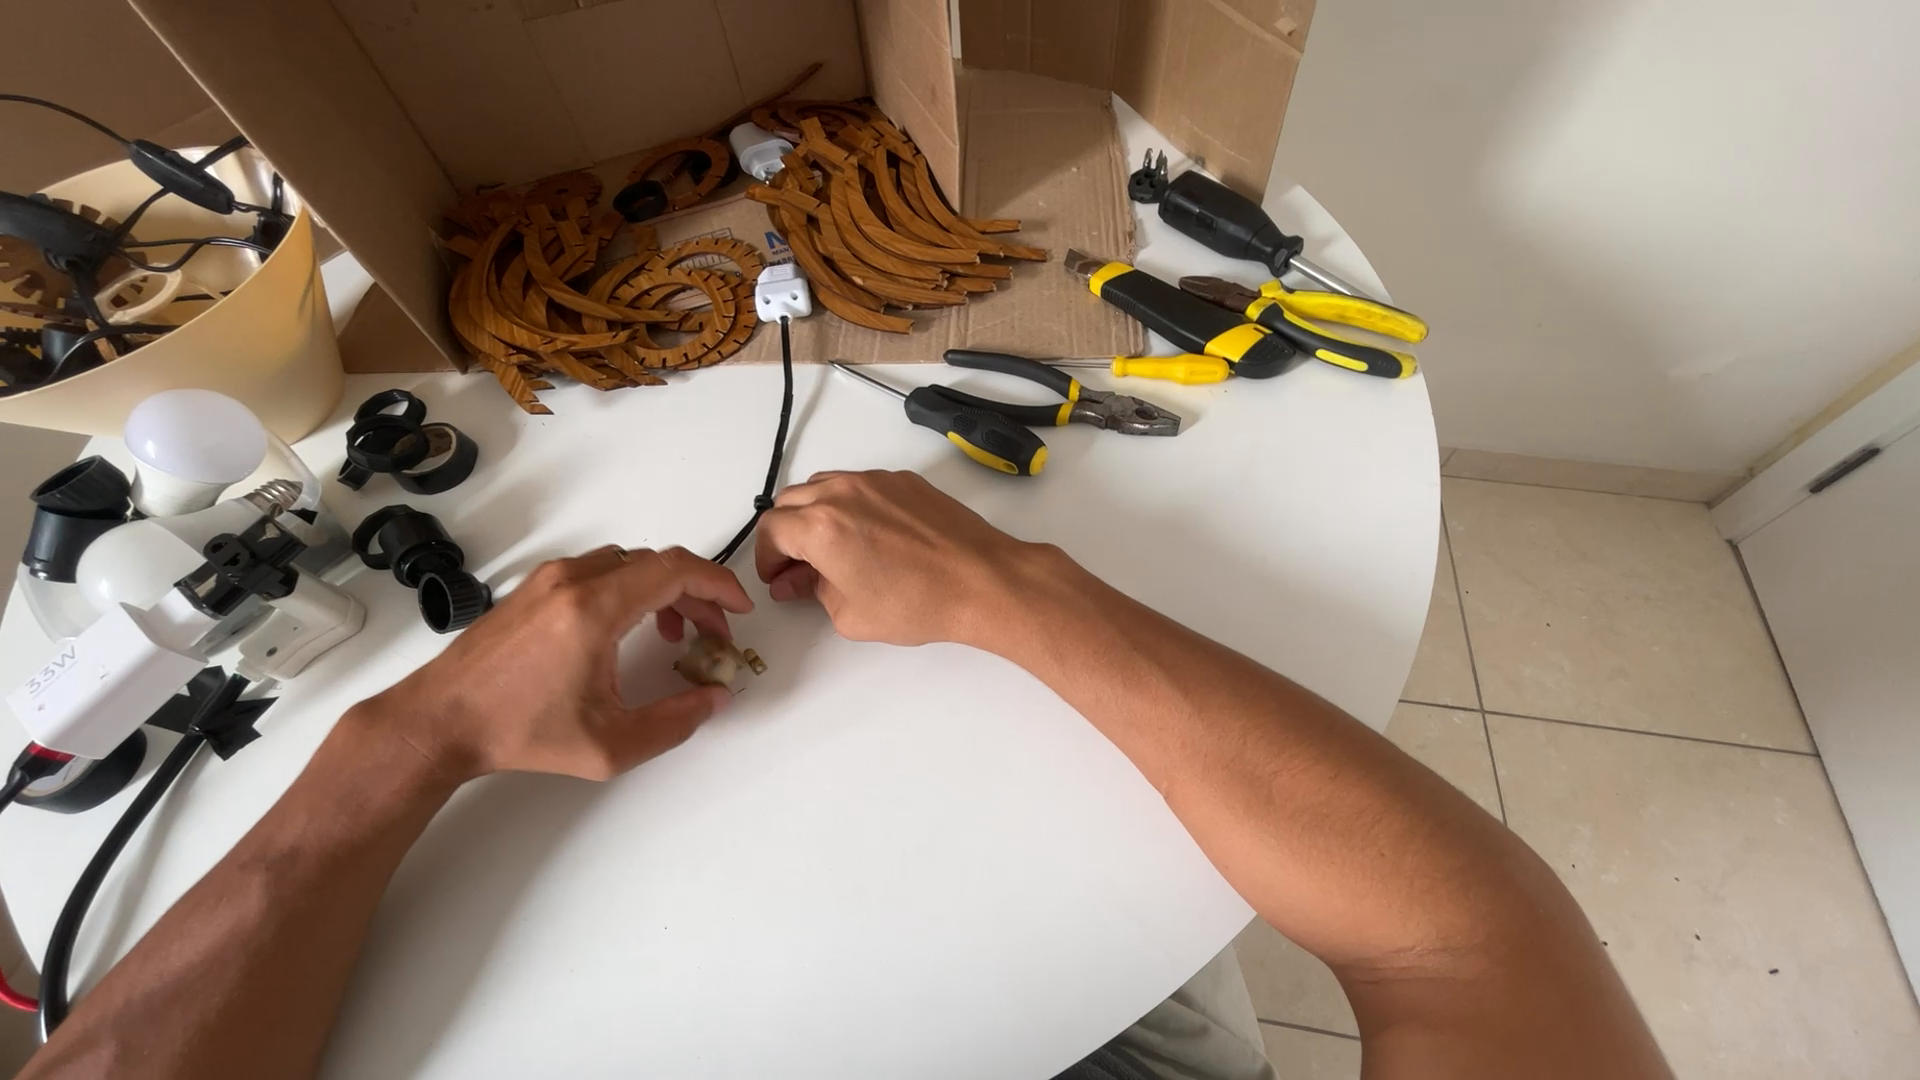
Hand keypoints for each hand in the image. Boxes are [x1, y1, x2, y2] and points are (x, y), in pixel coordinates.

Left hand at [355, 545, 753, 782]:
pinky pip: (602, 570)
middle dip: (698, 594)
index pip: (677, 570)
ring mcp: (550, 579)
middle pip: (659, 564)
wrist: (436, 722)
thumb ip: (676, 722)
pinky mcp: (535, 587)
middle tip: (713, 633)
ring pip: (631, 563)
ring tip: (674, 633)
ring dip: (664, 590)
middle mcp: (574, 580)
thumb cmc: (519, 733)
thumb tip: (716, 698)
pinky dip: (632, 589)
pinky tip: (628, 629)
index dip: (719, 584)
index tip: (739, 609)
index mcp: (595, 609)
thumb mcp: (610, 746)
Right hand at [753, 470, 1055, 647]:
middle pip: (791, 501)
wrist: (981, 580)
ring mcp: (875, 481)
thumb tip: (792, 581)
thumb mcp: (850, 614)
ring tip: (832, 547)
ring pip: (824, 485)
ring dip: (815, 512)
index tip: (778, 577)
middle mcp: (842, 492)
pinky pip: (860, 484)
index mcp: (819, 526)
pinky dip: (850, 504)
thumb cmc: (916, 604)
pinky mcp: (904, 480)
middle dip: (786, 533)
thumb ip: (811, 590)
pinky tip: (870, 534)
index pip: (771, 530)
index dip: (767, 557)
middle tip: (799, 566)